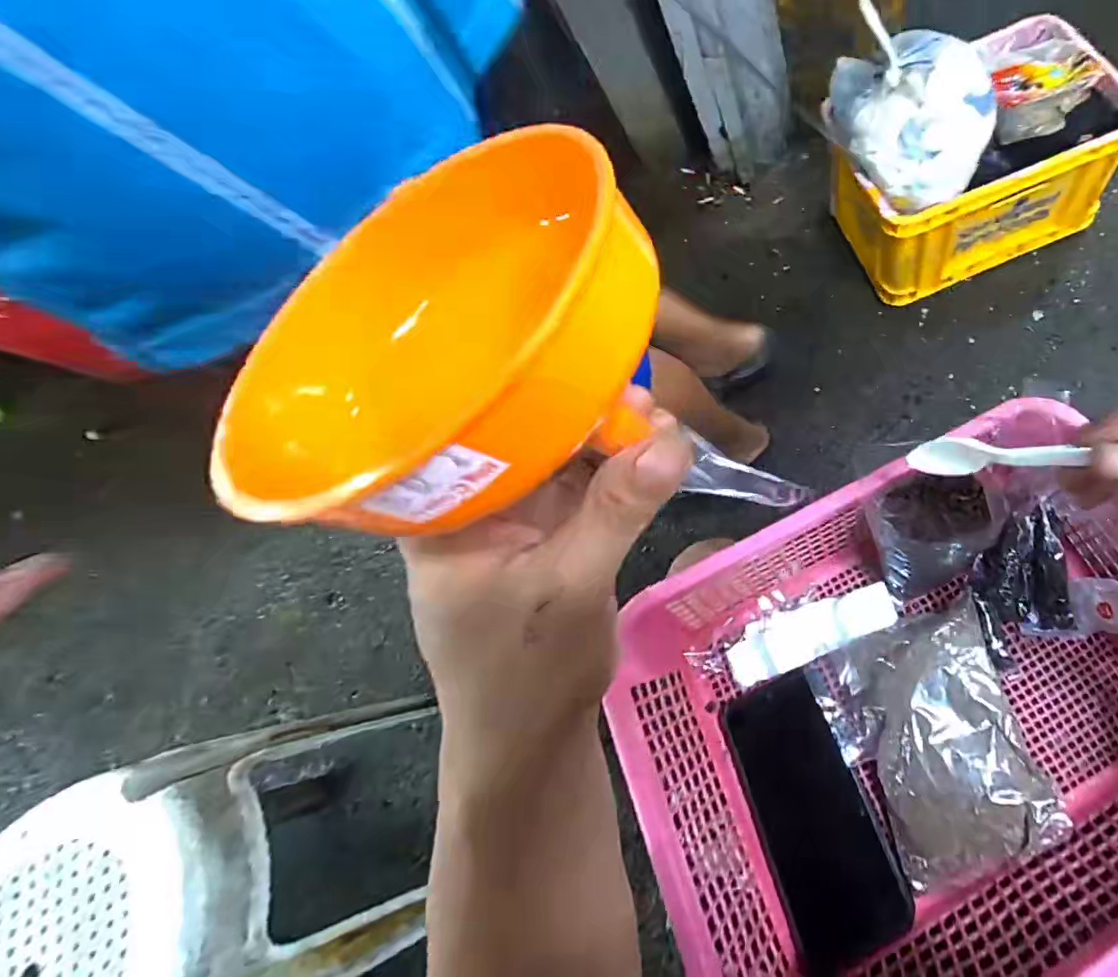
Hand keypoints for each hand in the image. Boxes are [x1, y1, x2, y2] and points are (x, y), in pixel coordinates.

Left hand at [400, 390, 691, 773]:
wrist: (533, 735)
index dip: (540, 398)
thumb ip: (618, 513)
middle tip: (648, 404)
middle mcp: (475, 501)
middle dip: (589, 415)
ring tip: (661, 425)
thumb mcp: (572, 588)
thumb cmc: (526, 672)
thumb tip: (674, 444)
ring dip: (613, 439)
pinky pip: (589, 482)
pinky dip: (623, 468)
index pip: (477, 429)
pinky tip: (654, 454)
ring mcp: (517, 515)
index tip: (604, 382)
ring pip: (566, 455)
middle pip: (529, 434)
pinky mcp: (554, 528)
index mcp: (444, 510)